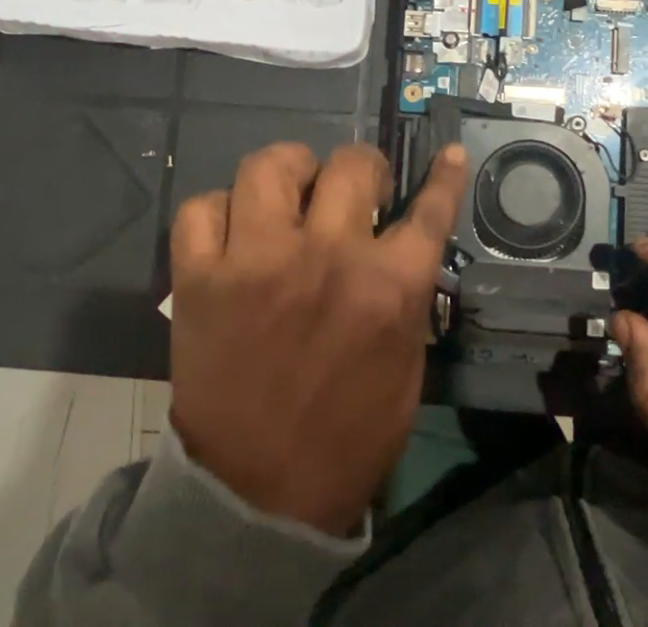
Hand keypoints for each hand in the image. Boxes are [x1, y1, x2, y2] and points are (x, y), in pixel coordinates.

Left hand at [167, 141, 468, 535]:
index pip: (428, 210)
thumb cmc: (346, 438)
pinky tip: (232, 230)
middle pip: (350, 165)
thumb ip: (405, 300)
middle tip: (356, 190)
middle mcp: (325, 257)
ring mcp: (255, 261)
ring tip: (291, 190)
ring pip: (269, 164)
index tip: (449, 154)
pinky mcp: (198, 277)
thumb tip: (399, 251)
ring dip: (289, 169)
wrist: (257, 493)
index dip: (444, 177)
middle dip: (362, 168)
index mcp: (388, 288)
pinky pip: (201, 208)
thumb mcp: (405, 369)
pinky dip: (218, 211)